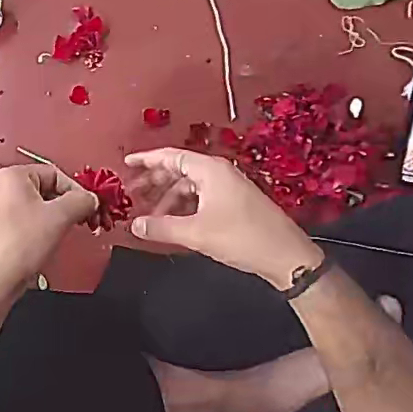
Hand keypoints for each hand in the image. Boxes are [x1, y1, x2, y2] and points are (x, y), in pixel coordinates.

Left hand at [0, 164, 98, 296]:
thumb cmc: (21, 244)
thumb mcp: (60, 217)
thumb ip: (81, 201)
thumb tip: (92, 198)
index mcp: (13, 176)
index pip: (55, 173)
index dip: (76, 190)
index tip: (90, 207)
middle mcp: (3, 187)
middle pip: (48, 188)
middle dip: (70, 205)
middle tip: (86, 219)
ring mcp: (0, 208)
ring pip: (41, 205)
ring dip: (60, 217)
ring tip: (69, 231)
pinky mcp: (1, 228)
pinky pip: (31, 219)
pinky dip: (46, 226)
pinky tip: (51, 240)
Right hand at [124, 148, 323, 286]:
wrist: (285, 255)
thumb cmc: (241, 238)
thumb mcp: (196, 233)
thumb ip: (161, 227)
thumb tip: (135, 225)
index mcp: (210, 170)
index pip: (171, 156)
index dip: (147, 159)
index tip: (127, 163)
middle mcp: (219, 172)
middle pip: (179, 170)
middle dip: (155, 181)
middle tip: (132, 194)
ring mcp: (229, 187)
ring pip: (190, 186)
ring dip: (169, 198)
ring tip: (150, 216)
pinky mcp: (235, 202)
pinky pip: (202, 197)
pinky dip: (184, 206)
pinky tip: (173, 222)